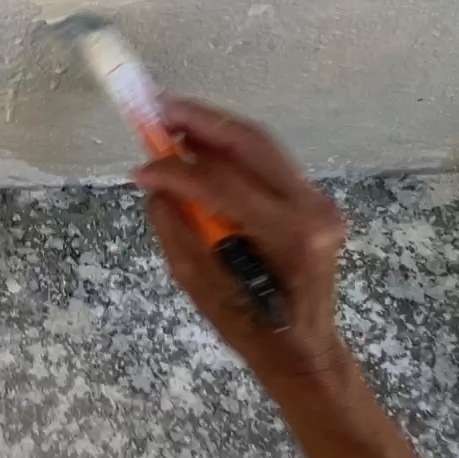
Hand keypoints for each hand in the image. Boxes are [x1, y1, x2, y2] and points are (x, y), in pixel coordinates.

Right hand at [134, 97, 349, 384]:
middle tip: (156, 107)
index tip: (140, 167)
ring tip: (170, 118)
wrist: (304, 350)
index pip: (221, 184)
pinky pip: (265, 160)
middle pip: (251, 142)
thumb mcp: (198, 283)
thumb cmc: (249, 326)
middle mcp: (311, 208)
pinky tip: (197, 145)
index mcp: (289, 234)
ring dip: (212, 128)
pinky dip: (227, 147)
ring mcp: (318, 201)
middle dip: (199, 120)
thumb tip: (154, 183)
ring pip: (260, 144)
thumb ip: (174, 226)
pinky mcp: (311, 199)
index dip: (174, 170)